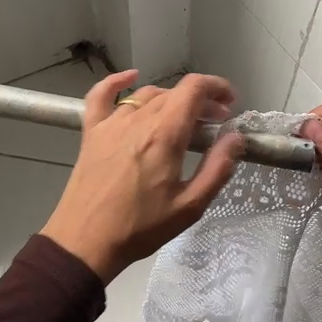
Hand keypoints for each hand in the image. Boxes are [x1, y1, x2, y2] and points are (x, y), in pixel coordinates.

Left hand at [41, 71, 244, 282]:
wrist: (85, 243)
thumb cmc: (140, 229)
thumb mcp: (190, 206)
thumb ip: (217, 168)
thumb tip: (236, 138)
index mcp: (164, 135)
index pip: (194, 89)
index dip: (217, 87)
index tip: (230, 102)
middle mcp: (137, 120)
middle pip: (174, 92)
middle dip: (200, 101)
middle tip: (214, 122)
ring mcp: (110, 124)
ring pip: (146, 95)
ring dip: (170, 100)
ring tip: (184, 118)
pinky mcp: (91, 133)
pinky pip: (101, 96)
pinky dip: (117, 82)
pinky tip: (131, 78)